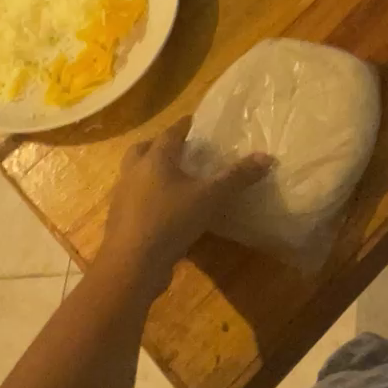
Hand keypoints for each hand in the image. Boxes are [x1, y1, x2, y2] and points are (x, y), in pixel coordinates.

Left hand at [99, 116, 270, 291]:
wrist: (131, 266)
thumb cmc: (170, 221)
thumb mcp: (211, 197)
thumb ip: (237, 176)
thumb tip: (267, 157)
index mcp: (155, 160)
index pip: (170, 133)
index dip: (185, 125)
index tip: (197, 121)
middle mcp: (134, 173)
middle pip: (143, 149)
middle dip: (159, 145)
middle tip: (181, 148)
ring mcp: (123, 197)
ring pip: (135, 173)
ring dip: (151, 170)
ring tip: (176, 177)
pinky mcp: (121, 220)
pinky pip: (135, 197)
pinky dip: (149, 194)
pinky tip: (167, 207)